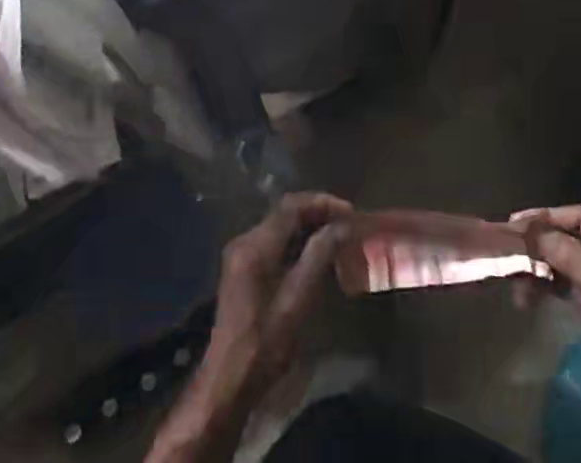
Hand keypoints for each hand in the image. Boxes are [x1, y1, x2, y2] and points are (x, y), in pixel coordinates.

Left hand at [149, 193, 351, 462]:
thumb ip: (319, 256)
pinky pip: (274, 242)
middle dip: (318, 213)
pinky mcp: (243, 269)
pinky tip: (317, 254)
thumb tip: (341, 225)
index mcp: (255, 245)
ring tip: (339, 236)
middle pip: (284, 213)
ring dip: (309, 227)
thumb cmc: (266, 342)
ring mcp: (241, 255)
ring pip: (280, 227)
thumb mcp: (298, 299)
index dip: (323, 203)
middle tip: (349, 224)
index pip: (291, 207)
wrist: (229, 378)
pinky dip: (297, 241)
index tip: (351, 213)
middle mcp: (244, 241)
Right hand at [511, 205, 580, 403]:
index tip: (516, 223)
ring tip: (515, 284)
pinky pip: (563, 281)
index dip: (548, 217)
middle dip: (539, 246)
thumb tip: (534, 232)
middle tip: (508, 252)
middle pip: (568, 237)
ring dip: (538, 269)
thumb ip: (574, 260)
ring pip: (562, 259)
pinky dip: (544, 286)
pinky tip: (527, 297)